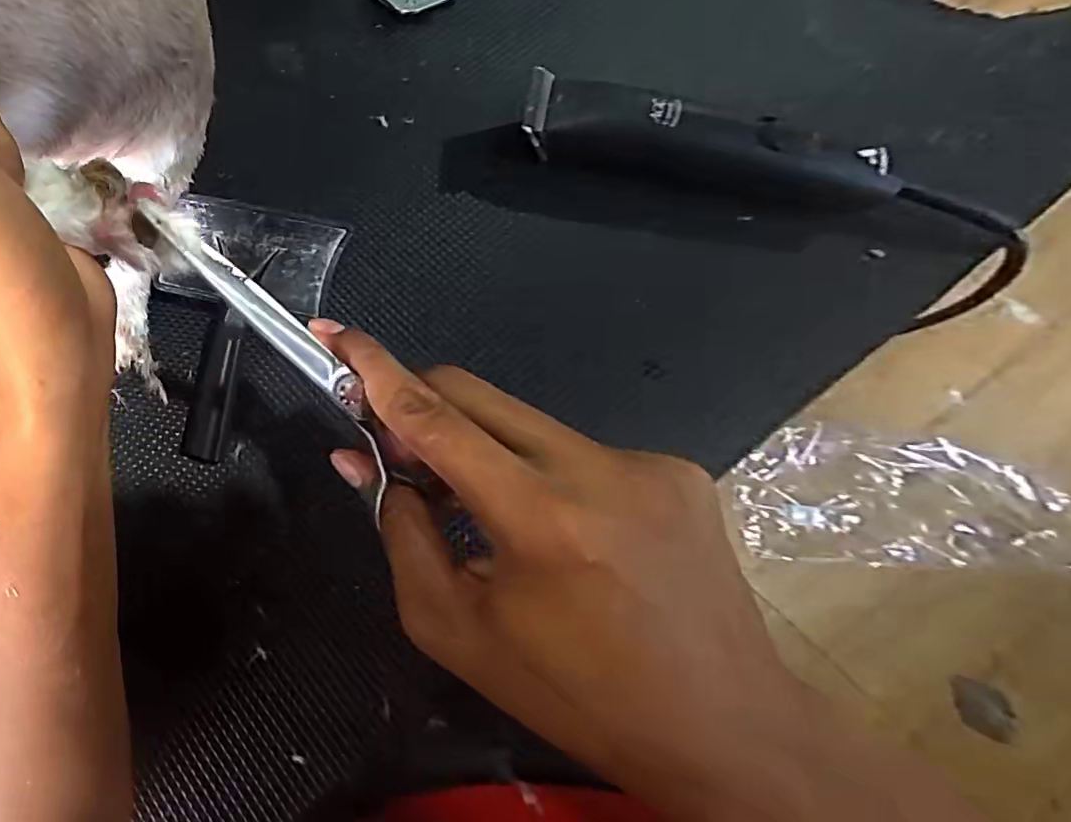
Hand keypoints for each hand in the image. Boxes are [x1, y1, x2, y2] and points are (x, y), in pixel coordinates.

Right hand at [316, 323, 982, 821]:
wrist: (737, 739)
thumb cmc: (574, 694)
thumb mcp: (451, 626)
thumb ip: (397, 529)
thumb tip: (361, 457)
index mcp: (540, 519)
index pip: (433, 415)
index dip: (373, 367)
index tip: (333, 331)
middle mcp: (598, 470)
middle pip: (467, 392)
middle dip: (410, 403)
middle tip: (385, 447)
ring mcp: (644, 462)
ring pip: (511, 416)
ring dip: (466, 440)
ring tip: (461, 500)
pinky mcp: (672, 468)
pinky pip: (560, 442)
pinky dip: (522, 463)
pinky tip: (539, 521)